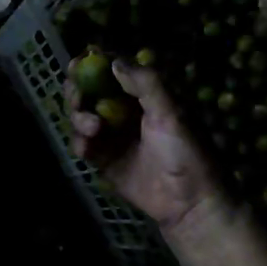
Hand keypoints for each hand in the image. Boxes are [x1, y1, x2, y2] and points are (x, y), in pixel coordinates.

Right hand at [67, 58, 224, 231]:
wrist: (190, 204)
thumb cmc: (188, 153)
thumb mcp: (172, 114)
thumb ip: (146, 84)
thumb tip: (114, 61)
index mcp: (143, 96)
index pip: (113, 72)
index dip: (93, 64)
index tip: (78, 62)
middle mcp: (123, 112)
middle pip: (89, 92)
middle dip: (77, 91)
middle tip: (77, 96)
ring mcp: (111, 136)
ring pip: (81, 116)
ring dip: (79, 117)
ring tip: (92, 127)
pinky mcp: (103, 159)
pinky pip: (81, 144)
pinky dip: (79, 142)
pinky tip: (86, 147)